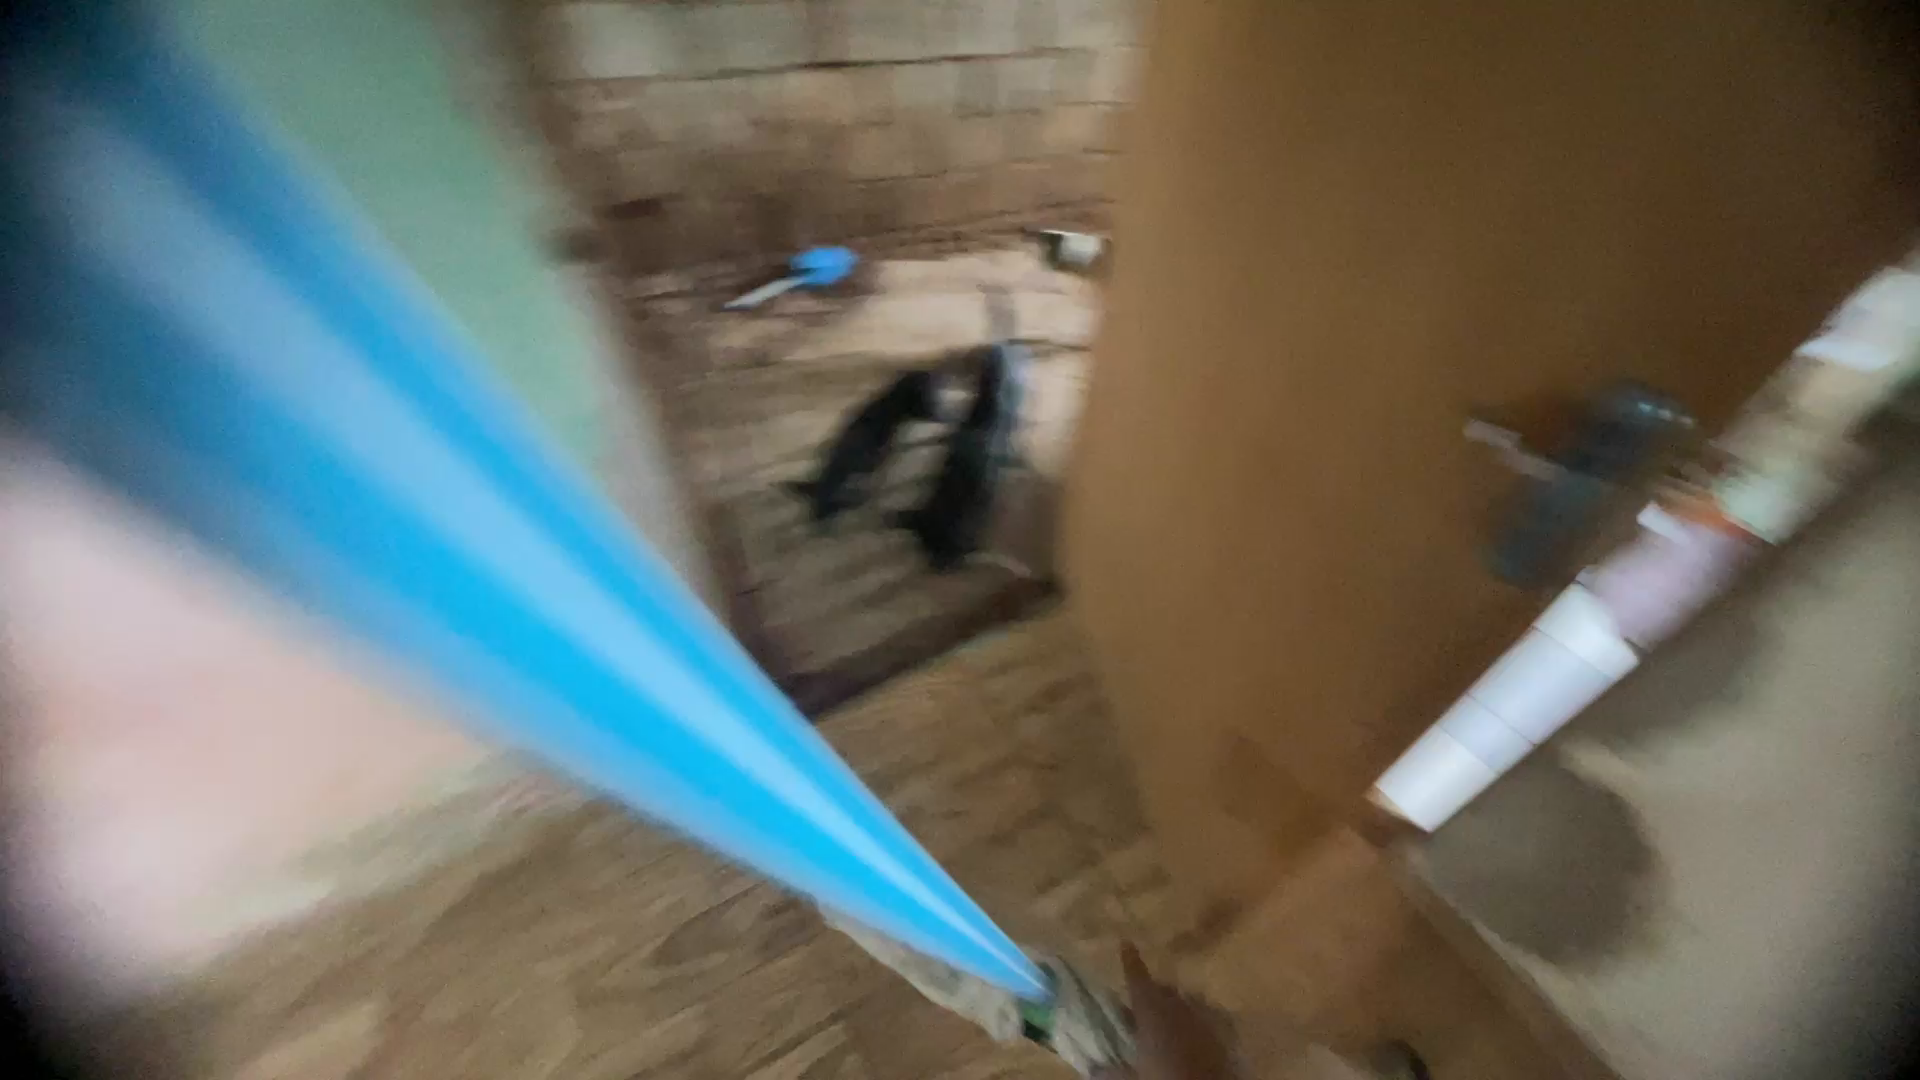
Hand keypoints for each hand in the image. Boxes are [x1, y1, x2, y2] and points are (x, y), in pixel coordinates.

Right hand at [1096, 944, 1237, 1079]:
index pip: (1137, 978)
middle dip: (1153, 992)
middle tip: (1142, 1004)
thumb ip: (1111, 1070)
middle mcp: (1177, 1007)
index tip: (1126, 942)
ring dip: (1175, 1006)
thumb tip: (1093, 1067)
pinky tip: (1196, 1033)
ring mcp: (1203, 1019)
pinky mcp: (1224, 1035)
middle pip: (1163, 989)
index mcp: (1151, 1010)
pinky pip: (1209, 1019)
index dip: (1130, 960)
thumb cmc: (1165, 1079)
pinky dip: (1199, 1021)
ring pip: (1186, 1002)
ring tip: (1169, 1019)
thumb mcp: (1132, 1079)